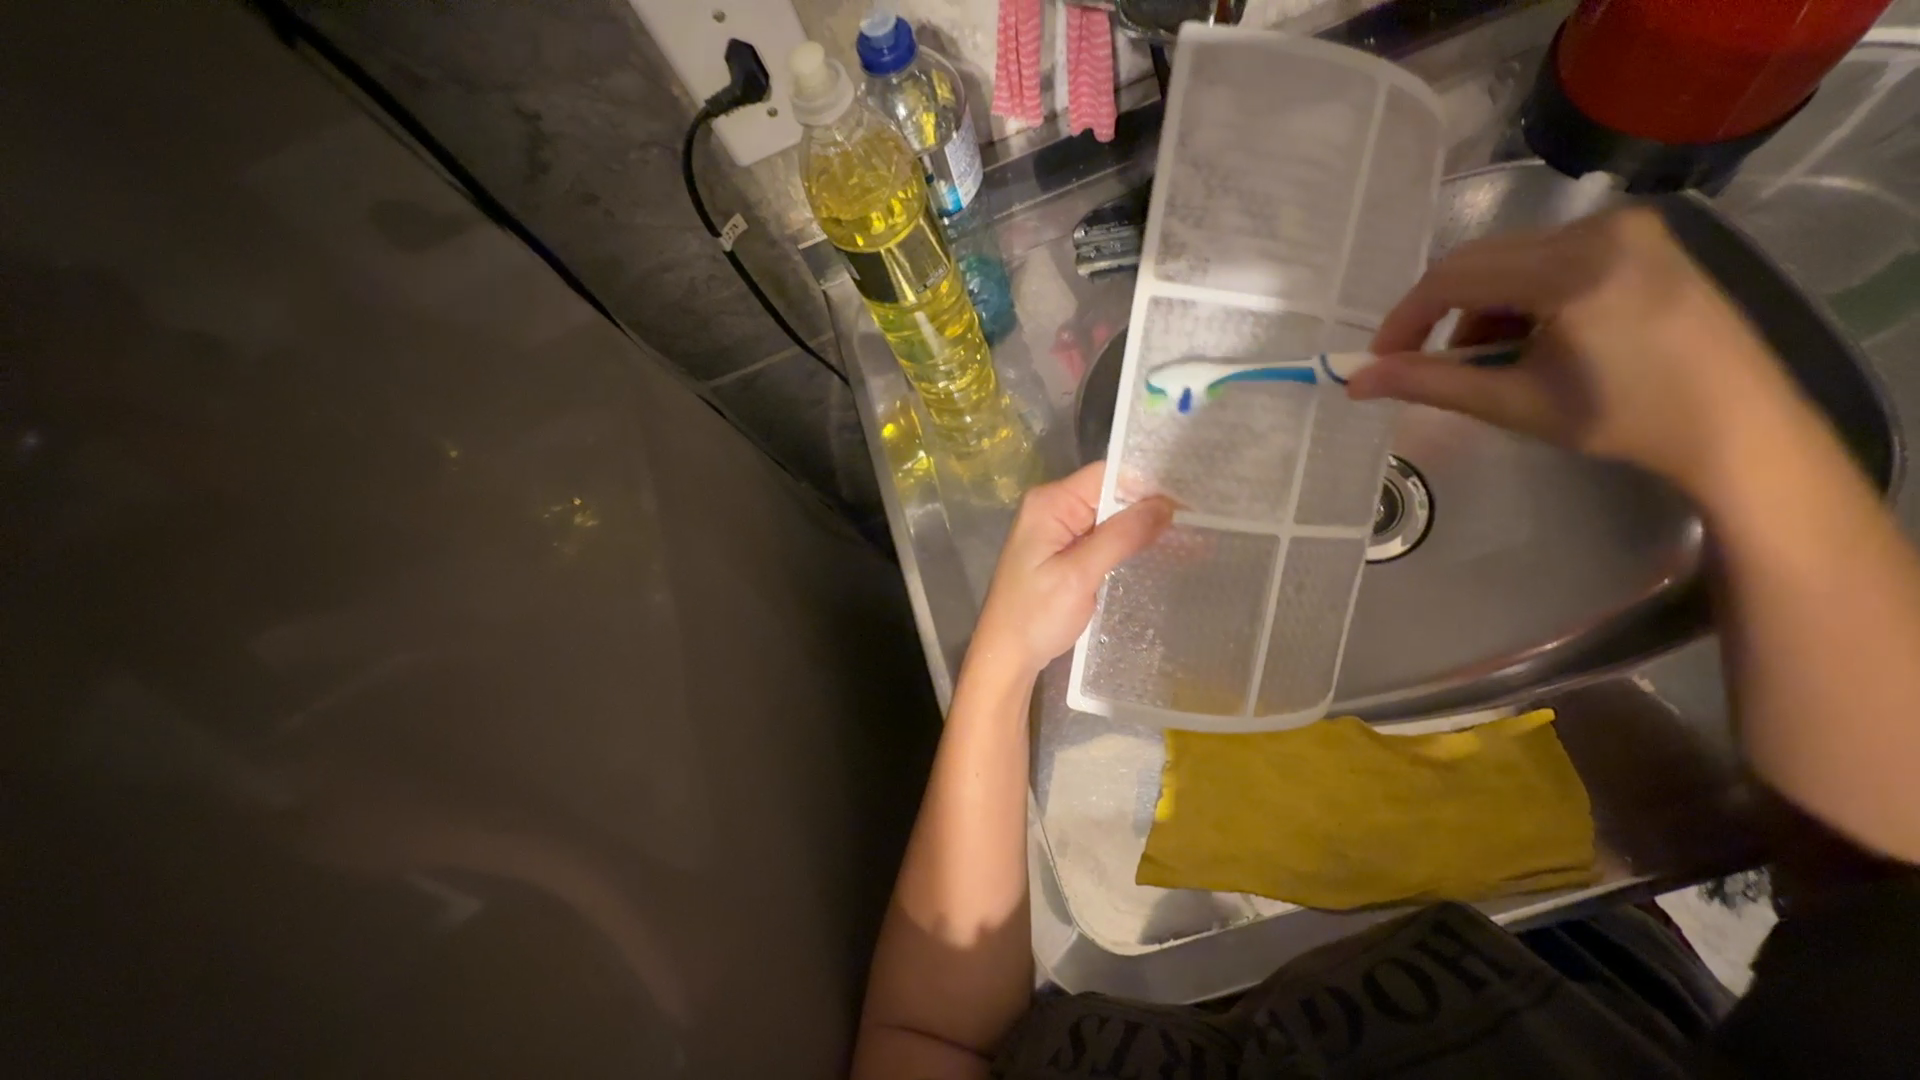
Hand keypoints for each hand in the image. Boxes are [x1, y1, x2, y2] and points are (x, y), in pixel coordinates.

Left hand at [969, 461, 1173, 680]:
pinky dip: (1130, 544)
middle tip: (1199, 519)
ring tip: (1192, 535)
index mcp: (1049, 504)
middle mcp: (1053, 509)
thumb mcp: (1078, 575)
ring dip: (1144, 527)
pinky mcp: (1067, 554)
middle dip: (1151, 506)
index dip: (1146, 484)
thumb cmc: (1035, 616)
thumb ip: (1120, 536)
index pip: (1105, 476)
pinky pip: (1104, 538)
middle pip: (1111, 493)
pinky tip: (1162, 552)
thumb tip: (1164, 505)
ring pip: (1111, 517)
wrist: (1007, 656)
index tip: (1187, 501)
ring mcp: (1060, 532)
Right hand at [1347, 207, 1811, 498]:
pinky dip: (1521, 296)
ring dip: (1480, 307)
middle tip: (1423, 364)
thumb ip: (1431, 383)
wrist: (1738, 424)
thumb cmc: (1626, 420)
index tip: (1379, 360)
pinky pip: (1551, 256)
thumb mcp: (1516, 403)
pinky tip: (1529, 338)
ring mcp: (1629, 227)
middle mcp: (1601, 229)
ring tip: (1486, 361)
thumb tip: (1355, 381)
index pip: (1454, 277)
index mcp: (1574, 269)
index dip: (1405, 318)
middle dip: (1441, 314)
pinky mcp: (1644, 237)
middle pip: (1480, 261)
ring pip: (1512, 259)